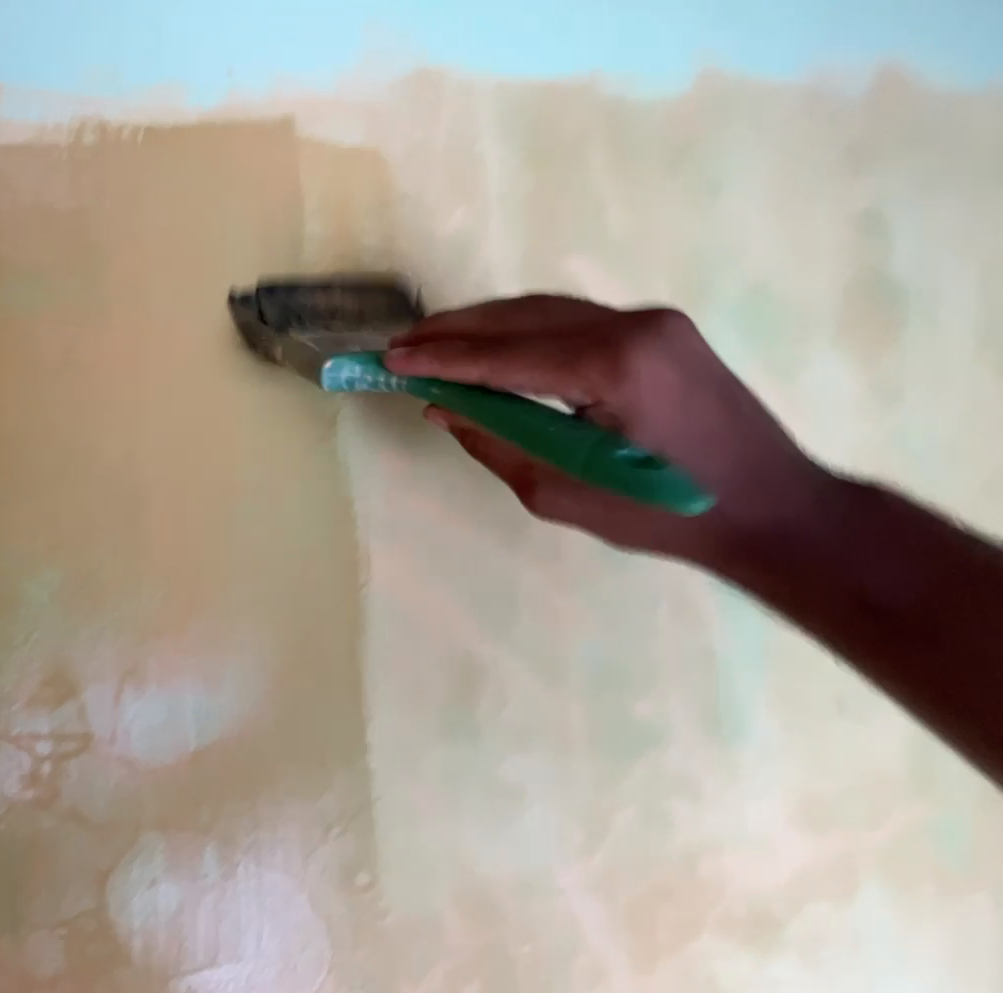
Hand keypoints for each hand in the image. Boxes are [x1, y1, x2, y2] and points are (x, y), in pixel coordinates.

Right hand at [384, 295, 835, 564]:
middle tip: (398, 345)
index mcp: (610, 367)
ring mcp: (650, 322)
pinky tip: (487, 344)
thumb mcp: (558, 491)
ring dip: (482, 325)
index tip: (388, 360)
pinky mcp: (658, 332)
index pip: (501, 357)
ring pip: (542, 311)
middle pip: (519, 318)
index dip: (439, 360)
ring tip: (429, 341)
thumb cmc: (663, 513)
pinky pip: (569, 321)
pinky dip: (519, 330)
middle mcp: (631, 327)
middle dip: (453, 331)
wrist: (772, 507)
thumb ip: (494, 441)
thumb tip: (442, 409)